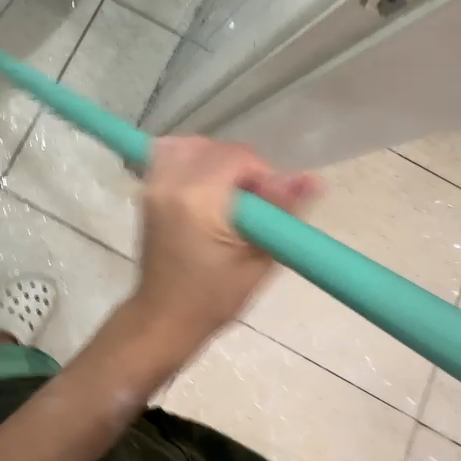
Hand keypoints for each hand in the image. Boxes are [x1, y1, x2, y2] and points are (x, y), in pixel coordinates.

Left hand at [127, 136, 321, 352]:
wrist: (164, 316)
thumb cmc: (214, 297)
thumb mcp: (258, 259)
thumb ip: (282, 210)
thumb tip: (313, 178)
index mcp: (197, 199)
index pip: (237, 156)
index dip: (262, 174)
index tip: (269, 206)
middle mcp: (170, 182)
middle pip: (215, 148)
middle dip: (241, 167)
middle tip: (252, 204)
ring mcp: (153, 184)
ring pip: (191, 145)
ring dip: (216, 160)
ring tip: (229, 195)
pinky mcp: (147, 189)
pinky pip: (168, 153)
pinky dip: (190, 158)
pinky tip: (204, 183)